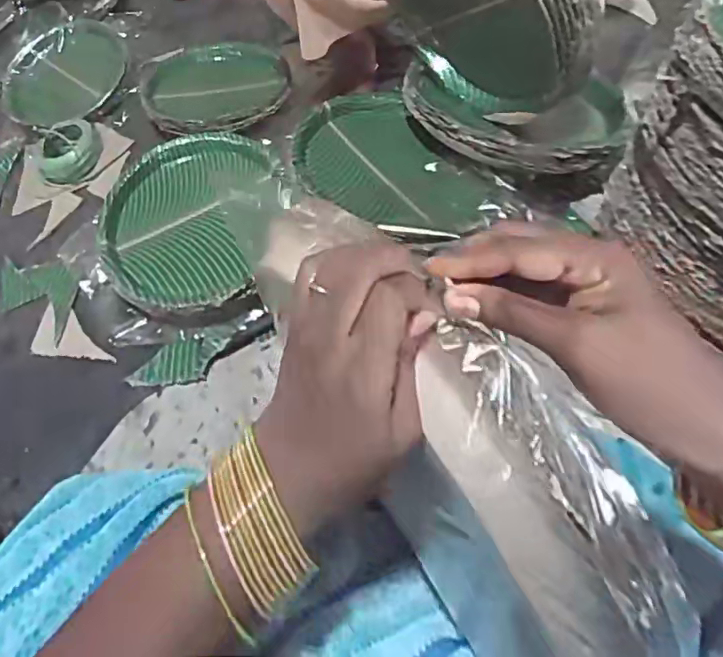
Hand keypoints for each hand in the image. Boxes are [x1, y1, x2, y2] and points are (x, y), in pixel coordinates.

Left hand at [255, 243, 439, 537]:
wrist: (289, 468)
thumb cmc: (354, 459)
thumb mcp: (404, 430)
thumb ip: (413, 366)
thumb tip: (424, 315)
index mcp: (361, 366)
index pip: (390, 296)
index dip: (418, 290)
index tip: (433, 307)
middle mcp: (328, 334)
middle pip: (359, 266)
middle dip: (395, 259)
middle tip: (416, 277)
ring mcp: (304, 322)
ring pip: (332, 261)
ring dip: (366, 254)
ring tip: (391, 271)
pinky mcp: (292, 320)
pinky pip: (309, 272)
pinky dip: (337, 260)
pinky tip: (358, 274)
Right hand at [425, 224, 722, 510]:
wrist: (714, 430)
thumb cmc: (649, 384)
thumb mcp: (576, 345)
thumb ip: (512, 312)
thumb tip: (452, 294)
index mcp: (594, 255)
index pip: (518, 248)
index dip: (471, 258)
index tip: (428, 268)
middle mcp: (588, 256)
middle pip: (518, 243)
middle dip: (475, 256)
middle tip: (433, 275)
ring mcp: (586, 279)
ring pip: (523, 263)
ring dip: (486, 272)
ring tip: (447, 286)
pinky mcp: (582, 304)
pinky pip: (533, 286)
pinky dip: (503, 290)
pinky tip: (478, 299)